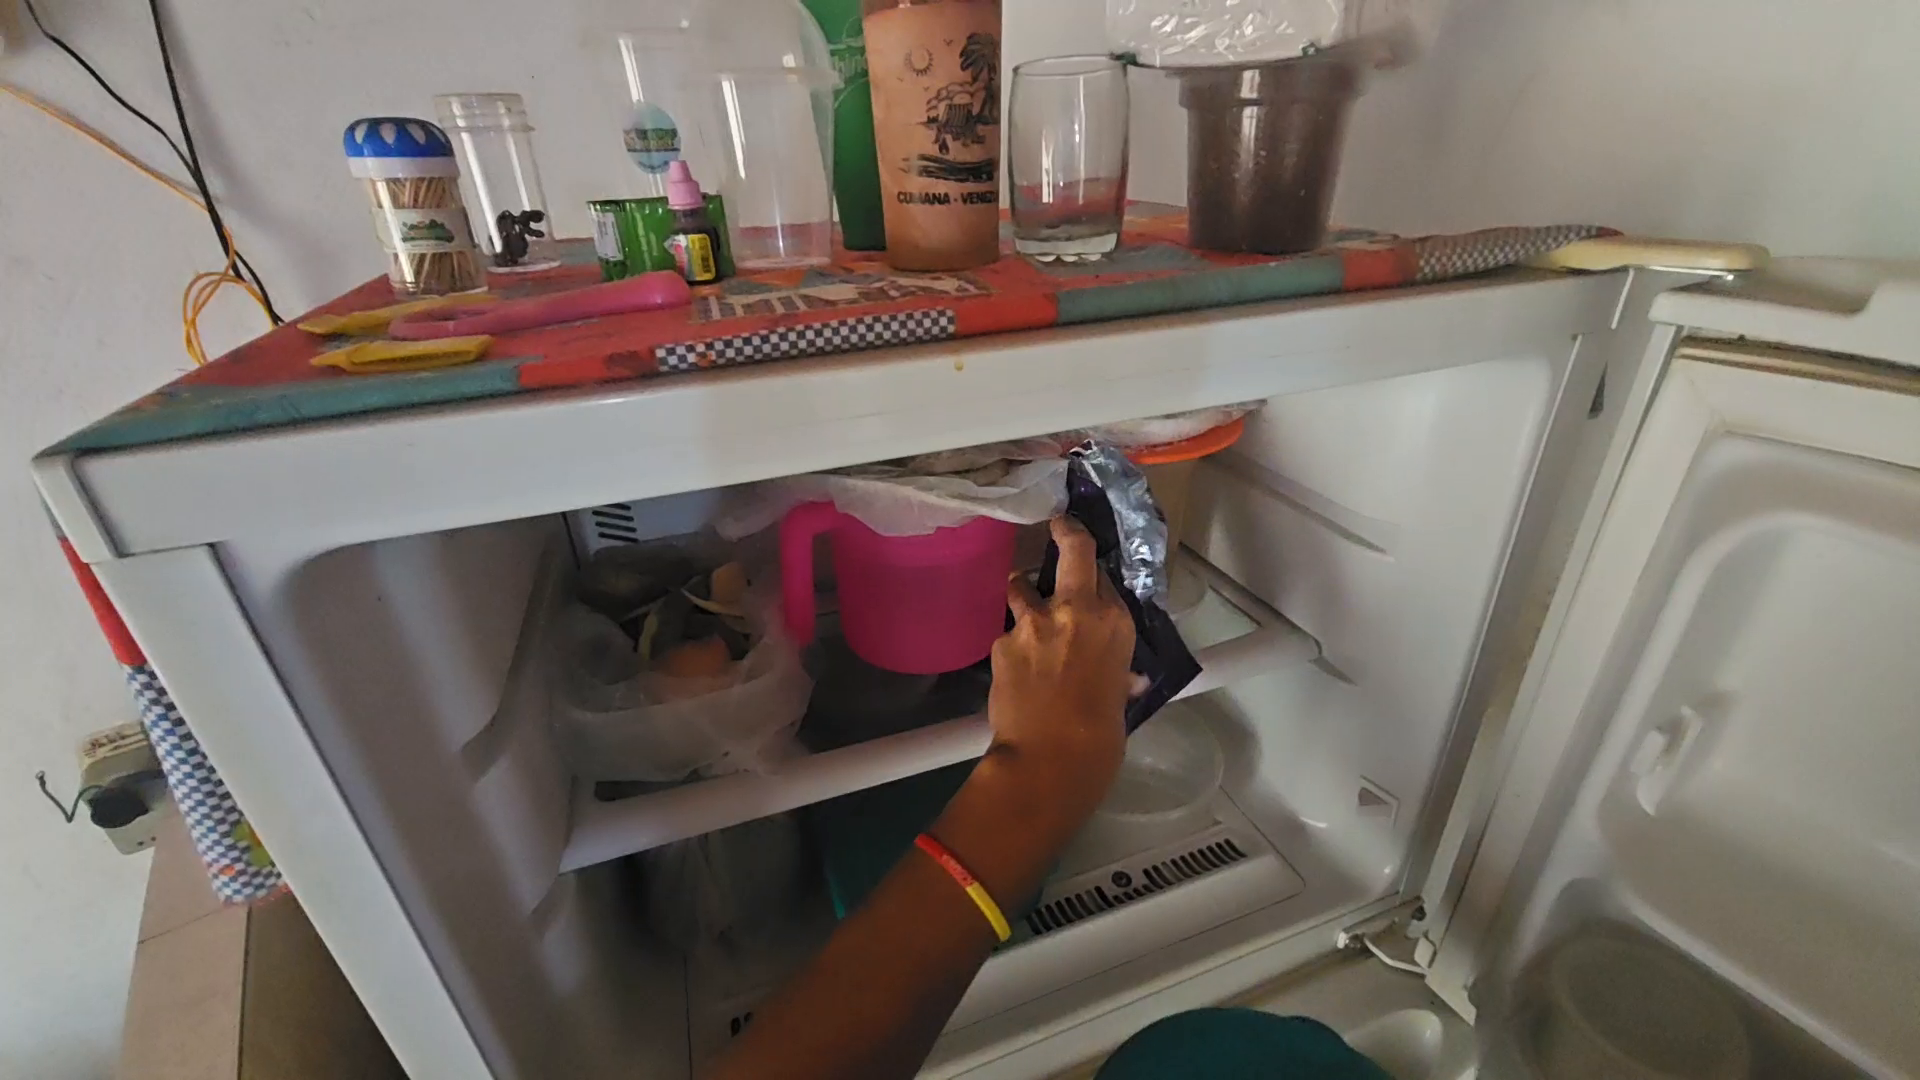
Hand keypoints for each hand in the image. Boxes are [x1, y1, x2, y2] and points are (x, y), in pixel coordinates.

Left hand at [986, 516, 1136, 836]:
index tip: (1087, 570)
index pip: (1103, 577)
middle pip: (1072, 550)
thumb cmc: (1100, 734)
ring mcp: (1033, 622)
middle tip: (1058, 526)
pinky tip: (1014, 670)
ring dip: (1022, 592)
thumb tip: (1122, 677)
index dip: (1093, 574)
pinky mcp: (1001, 641)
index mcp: (1114, 622)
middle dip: (1065, 534)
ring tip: (1023, 608)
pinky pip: (1005, 633)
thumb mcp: (1120, 695)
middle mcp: (1075, 610)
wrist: (1051, 759)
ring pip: (1020, 584)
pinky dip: (1010, 644)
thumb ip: (1116, 672)